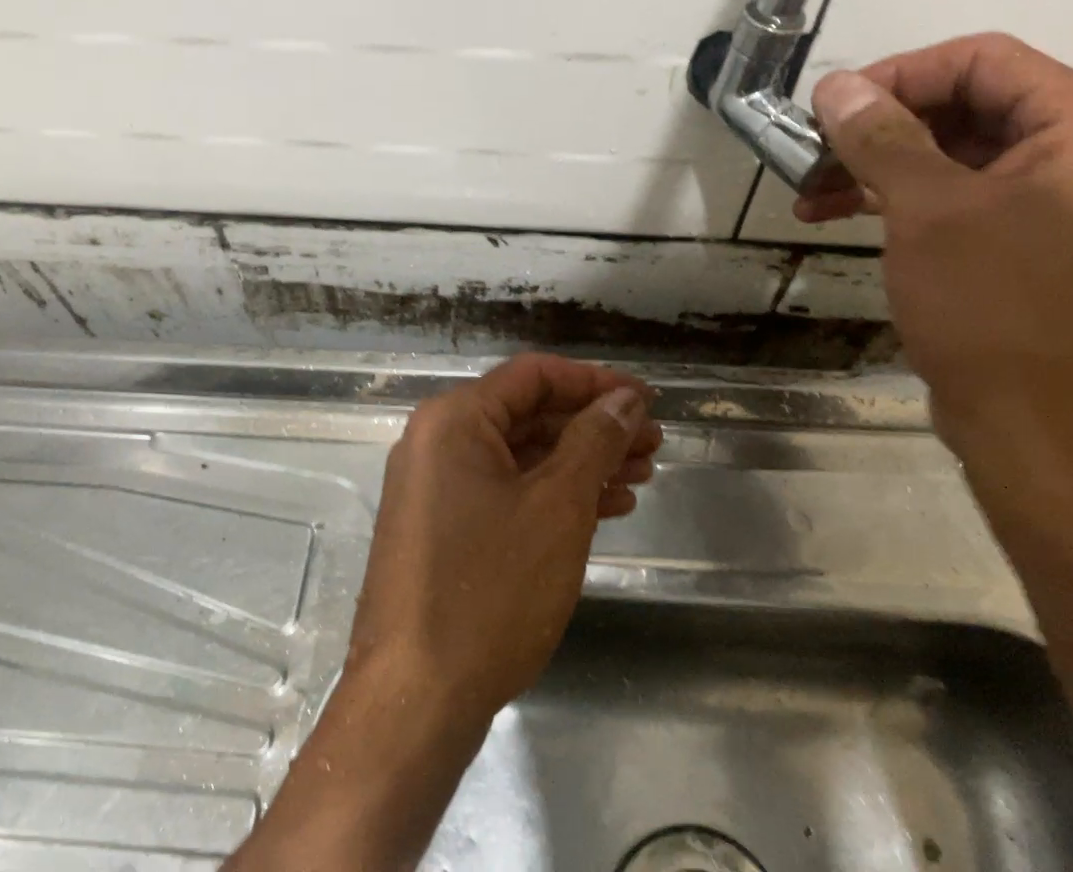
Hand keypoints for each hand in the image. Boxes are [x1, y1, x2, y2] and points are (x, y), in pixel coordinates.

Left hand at [347, 354, 661, 718]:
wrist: (417, 696)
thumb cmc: (492, 591)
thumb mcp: (557, 507)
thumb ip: (594, 441)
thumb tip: (625, 398)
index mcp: (453, 422)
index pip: (533, 376)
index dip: (596, 382)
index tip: (648, 400)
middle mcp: (435, 445)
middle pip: (528, 416)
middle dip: (594, 426)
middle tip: (654, 443)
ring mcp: (435, 492)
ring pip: (521, 458)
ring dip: (581, 463)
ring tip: (641, 476)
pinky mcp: (442, 532)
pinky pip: (505, 495)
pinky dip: (554, 498)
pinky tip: (605, 509)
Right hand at [793, 33, 1072, 445]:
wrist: (1033, 424)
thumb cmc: (994, 305)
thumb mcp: (930, 211)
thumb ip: (882, 138)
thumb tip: (837, 86)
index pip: (983, 61)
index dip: (899, 74)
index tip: (829, 106)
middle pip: (968, 106)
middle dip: (881, 128)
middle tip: (813, 149)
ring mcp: (1059, 201)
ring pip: (956, 156)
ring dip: (879, 168)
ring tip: (808, 189)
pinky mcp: (1029, 243)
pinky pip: (961, 200)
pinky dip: (901, 203)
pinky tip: (838, 214)